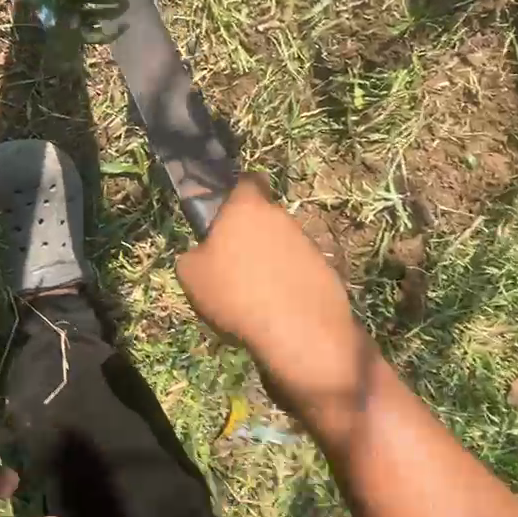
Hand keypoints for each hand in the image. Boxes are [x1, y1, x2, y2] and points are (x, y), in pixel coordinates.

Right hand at [175, 174, 371, 417]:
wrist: (301, 337)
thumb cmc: (236, 295)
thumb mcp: (190, 275)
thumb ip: (193, 253)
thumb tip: (202, 253)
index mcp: (247, 207)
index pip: (246, 179)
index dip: (235, 192)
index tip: (223, 213)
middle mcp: (280, 217)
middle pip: (262, 216)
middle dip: (249, 233)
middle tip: (229, 262)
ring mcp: (308, 244)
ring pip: (280, 244)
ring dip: (268, 261)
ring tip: (252, 295)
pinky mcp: (327, 272)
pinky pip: (298, 270)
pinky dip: (287, 284)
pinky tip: (275, 310)